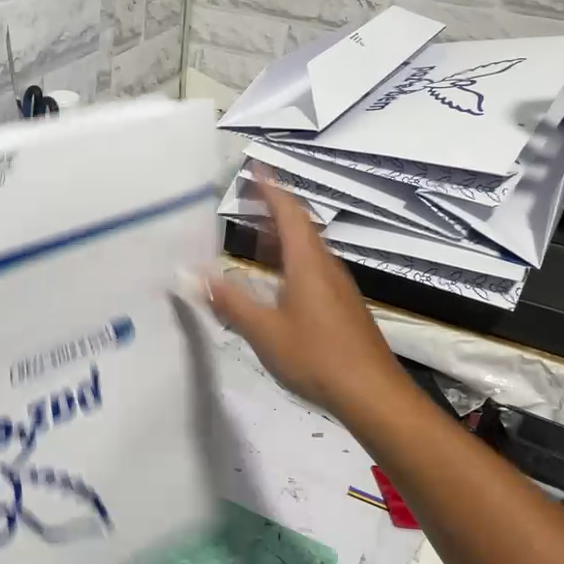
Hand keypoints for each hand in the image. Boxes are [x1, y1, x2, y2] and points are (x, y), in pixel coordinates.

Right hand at [203, 169, 412, 420]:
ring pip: (307, 248)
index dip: (271, 189)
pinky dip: (289, 258)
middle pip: (300, 226)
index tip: (256, 167)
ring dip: (281, 235)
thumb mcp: (264, 330)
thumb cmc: (317, 357)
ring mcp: (337, 287)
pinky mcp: (341, 306)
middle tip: (248, 195)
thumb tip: (190, 273)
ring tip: (255, 232)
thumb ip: (228, 301)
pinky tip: (276, 277)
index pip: (289, 214)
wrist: (373, 395)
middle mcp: (326, 267)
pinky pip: (312, 267)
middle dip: (274, 208)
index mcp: (307, 264)